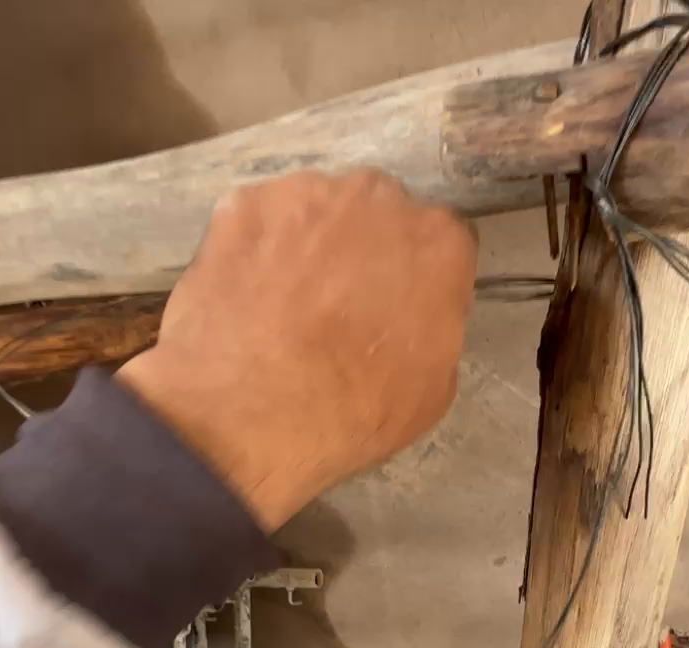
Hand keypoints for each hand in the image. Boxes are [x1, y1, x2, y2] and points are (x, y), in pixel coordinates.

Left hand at [117, 169, 476, 529]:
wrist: (257, 413)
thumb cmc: (359, 410)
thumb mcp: (433, 389)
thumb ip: (437, 329)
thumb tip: (417, 317)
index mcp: (439, 243)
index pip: (446, 244)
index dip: (426, 279)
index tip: (407, 309)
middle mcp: (379, 199)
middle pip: (382, 214)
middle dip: (370, 250)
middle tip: (346, 307)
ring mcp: (305, 193)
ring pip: (319, 211)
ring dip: (314, 244)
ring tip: (290, 304)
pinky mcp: (243, 204)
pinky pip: (261, 222)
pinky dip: (258, 250)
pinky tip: (249, 296)